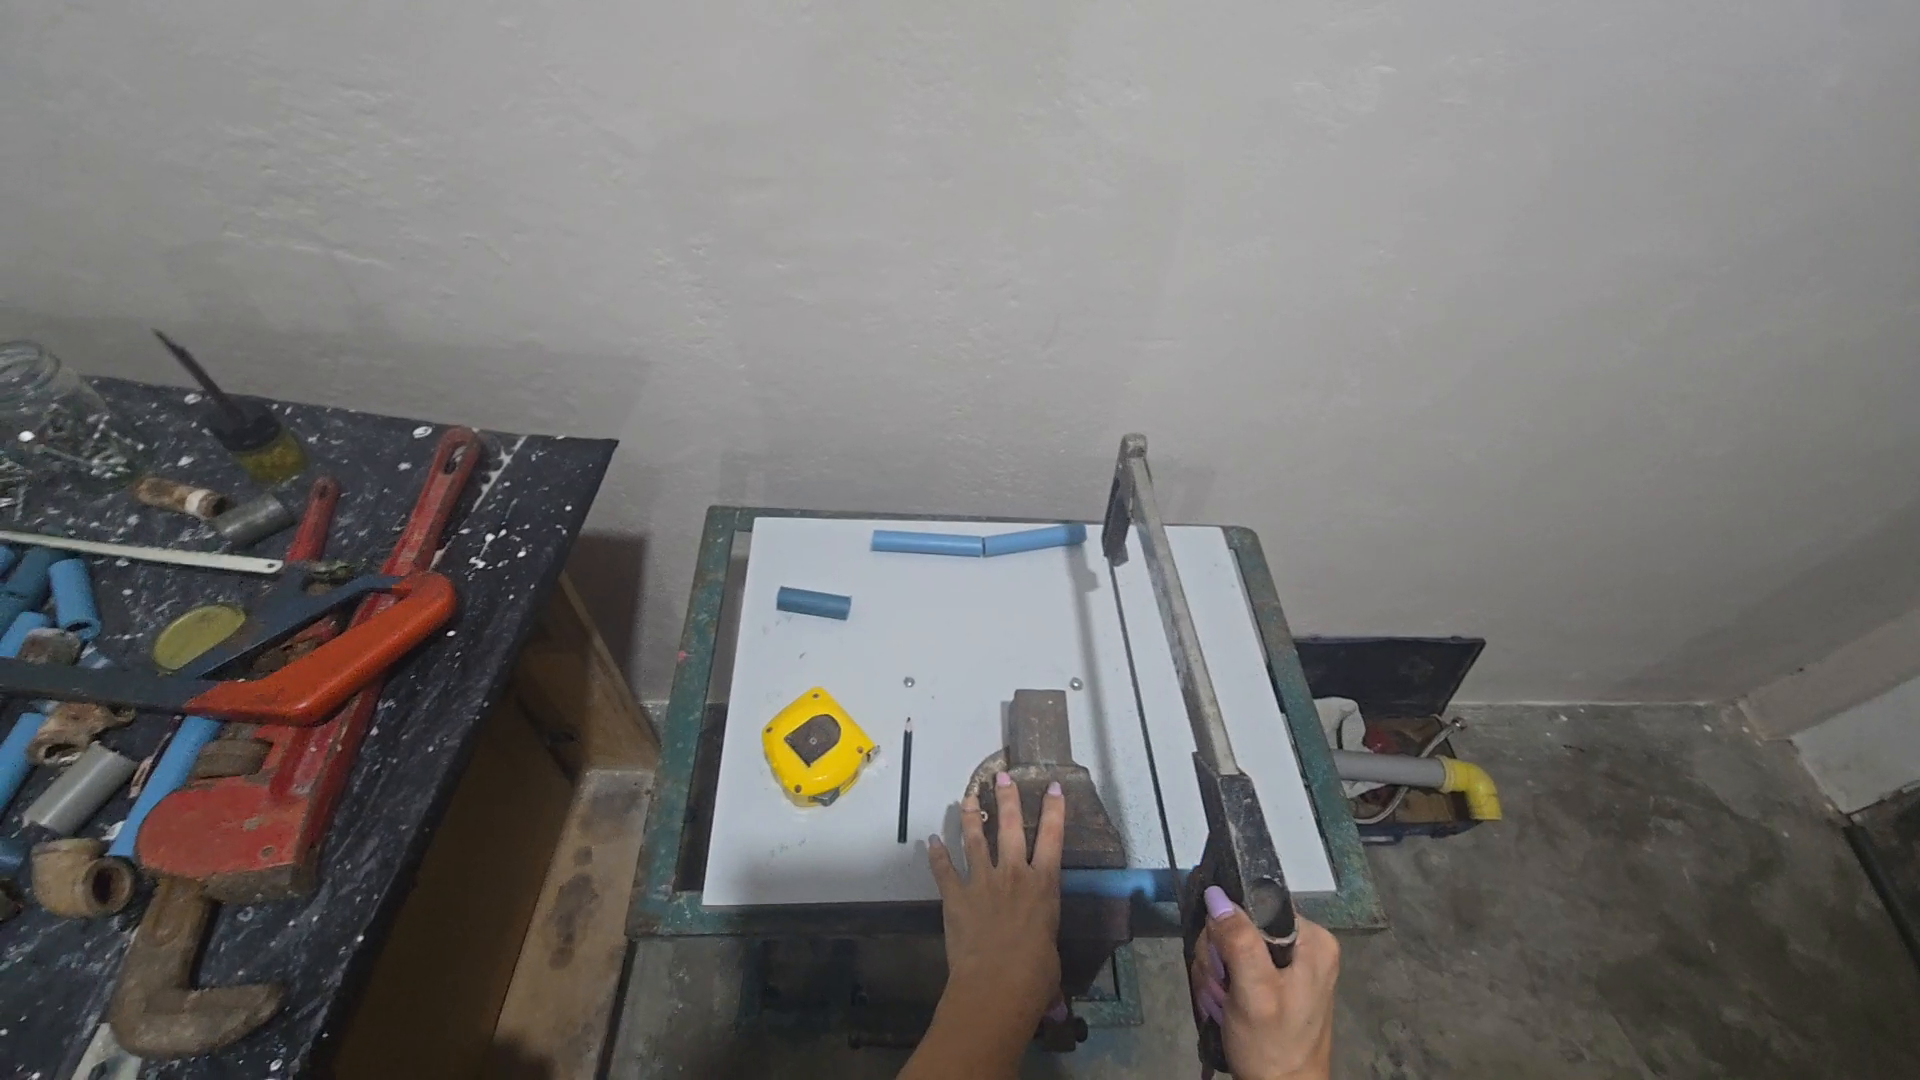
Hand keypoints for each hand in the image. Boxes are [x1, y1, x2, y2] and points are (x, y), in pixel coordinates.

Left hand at [901, 771, 1064, 1079]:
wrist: (995, 987)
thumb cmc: (1034, 978)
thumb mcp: (1050, 960)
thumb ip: (1045, 958)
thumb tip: (1055, 1001)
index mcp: (1043, 886)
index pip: (1052, 838)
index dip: (1054, 811)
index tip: (1054, 787)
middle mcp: (1013, 875)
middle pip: (1010, 826)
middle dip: (1007, 798)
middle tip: (1002, 775)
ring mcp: (982, 882)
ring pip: (974, 839)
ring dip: (970, 815)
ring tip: (967, 795)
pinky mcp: (955, 896)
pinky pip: (944, 870)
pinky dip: (936, 855)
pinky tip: (931, 841)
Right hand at [1190, 887, 1338, 1079]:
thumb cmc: (1274, 1047)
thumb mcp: (1255, 993)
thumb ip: (1238, 941)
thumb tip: (1216, 894)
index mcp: (1311, 939)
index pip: (1254, 903)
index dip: (1229, 927)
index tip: (1225, 962)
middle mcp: (1301, 943)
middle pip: (1236, 923)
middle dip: (1219, 957)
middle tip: (1224, 988)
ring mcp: (1283, 961)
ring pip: (1225, 942)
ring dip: (1215, 973)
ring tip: (1224, 1002)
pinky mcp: (1267, 977)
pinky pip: (1227, 961)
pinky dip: (1219, 983)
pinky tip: (1224, 1004)